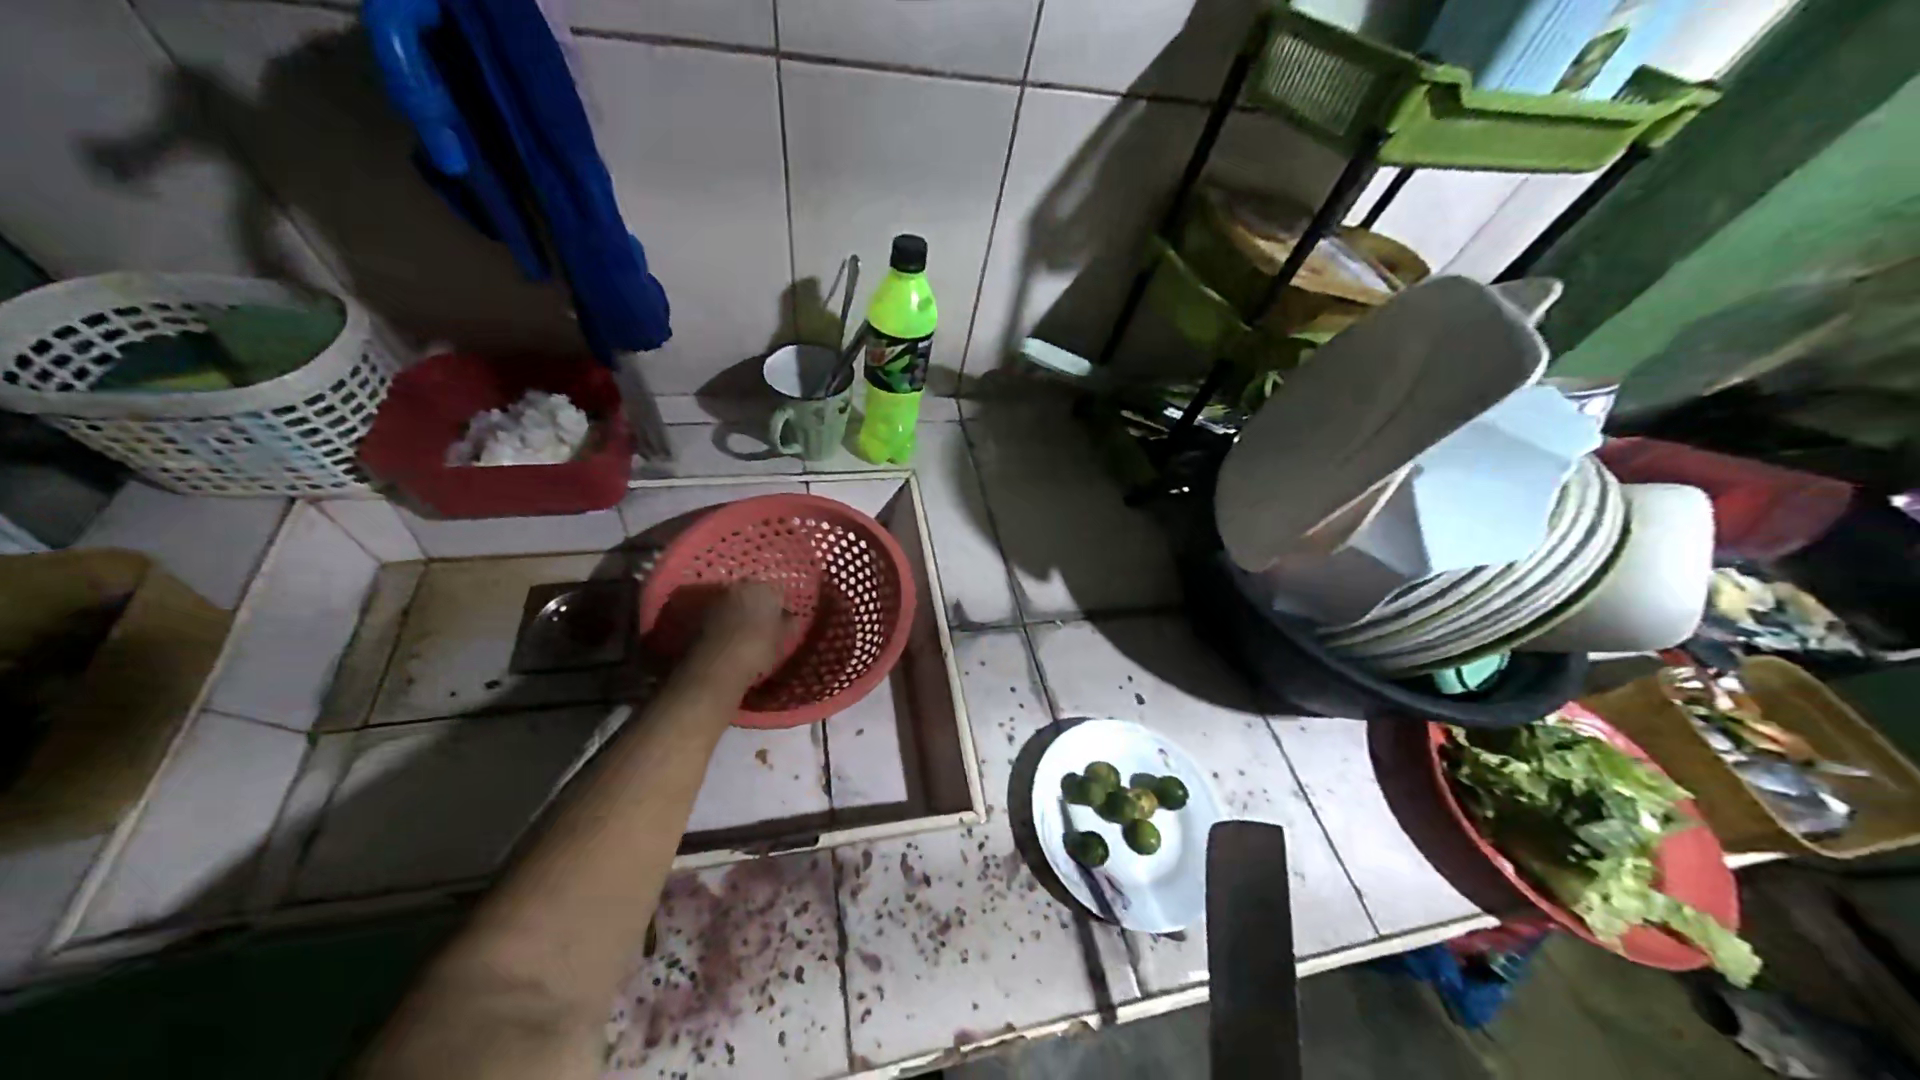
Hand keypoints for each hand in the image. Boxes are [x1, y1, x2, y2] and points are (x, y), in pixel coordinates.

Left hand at [684, 581, 790, 687]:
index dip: (780, 605)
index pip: (778, 591)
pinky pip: (720, 614)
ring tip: (744, 632)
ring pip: (735, 601)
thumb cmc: (758, 648)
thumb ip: (787, 622)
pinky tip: (729, 637)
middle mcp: (739, 586)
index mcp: (763, 588)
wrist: (717, 665)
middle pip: (753, 592)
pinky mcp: (701, 613)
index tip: (782, 620)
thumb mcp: (782, 638)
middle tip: (763, 624)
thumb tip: (787, 615)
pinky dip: (725, 621)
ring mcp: (718, 598)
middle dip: (758, 604)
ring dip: (739, 612)